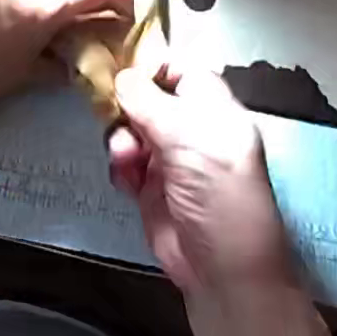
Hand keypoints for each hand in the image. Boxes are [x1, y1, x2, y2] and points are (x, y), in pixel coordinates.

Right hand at [108, 60, 295, 296]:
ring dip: (121, 141)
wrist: (219, 267)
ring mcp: (168, 158)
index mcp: (214, 112)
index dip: (153, 68)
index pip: (182, 72)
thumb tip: (122, 76)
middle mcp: (191, 130)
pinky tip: (128, 183)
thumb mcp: (190, 140)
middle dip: (127, 109)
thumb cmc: (218, 196)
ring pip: (128, 129)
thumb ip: (151, 103)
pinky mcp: (148, 184)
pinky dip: (120, 168)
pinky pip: (122, 161)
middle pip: (146, 99)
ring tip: (127, 162)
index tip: (121, 73)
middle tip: (117, 120)